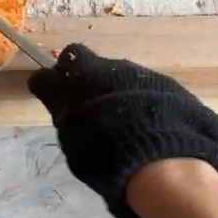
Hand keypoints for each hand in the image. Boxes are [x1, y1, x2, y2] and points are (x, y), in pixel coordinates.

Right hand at [27, 44, 217, 217]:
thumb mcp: (70, 127)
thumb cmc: (104, 146)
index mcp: (90, 71)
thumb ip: (57, 101)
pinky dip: (146, 109)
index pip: (71, 56)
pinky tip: (150, 133)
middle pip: (103, 70)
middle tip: (93, 118)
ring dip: (123, 99)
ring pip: (128, 83)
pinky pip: (152, 96)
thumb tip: (41, 79)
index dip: (66, 73)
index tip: (63, 93)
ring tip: (126, 130)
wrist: (164, 161)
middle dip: (96, 87)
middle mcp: (121, 67)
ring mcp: (150, 78)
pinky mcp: (176, 93)